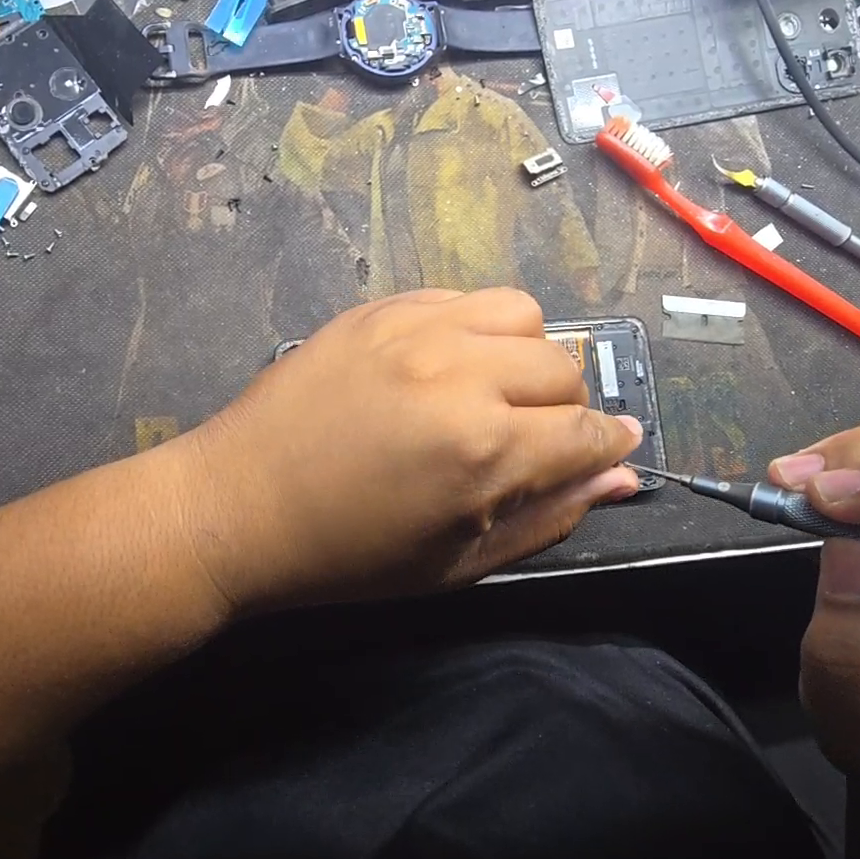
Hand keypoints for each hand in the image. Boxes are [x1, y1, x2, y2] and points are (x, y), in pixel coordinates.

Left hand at [176, 289, 642, 613]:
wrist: (237, 505)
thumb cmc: (347, 555)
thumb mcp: (456, 563)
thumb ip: (548, 517)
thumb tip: (622, 476)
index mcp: (483, 449)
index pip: (586, 433)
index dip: (609, 445)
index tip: (612, 448)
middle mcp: (460, 373)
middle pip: (563, 368)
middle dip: (565, 409)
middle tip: (529, 438)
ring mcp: (415, 329)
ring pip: (522, 314)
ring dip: (525, 354)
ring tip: (491, 390)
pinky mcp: (379, 308)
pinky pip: (461, 296)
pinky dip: (474, 326)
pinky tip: (446, 362)